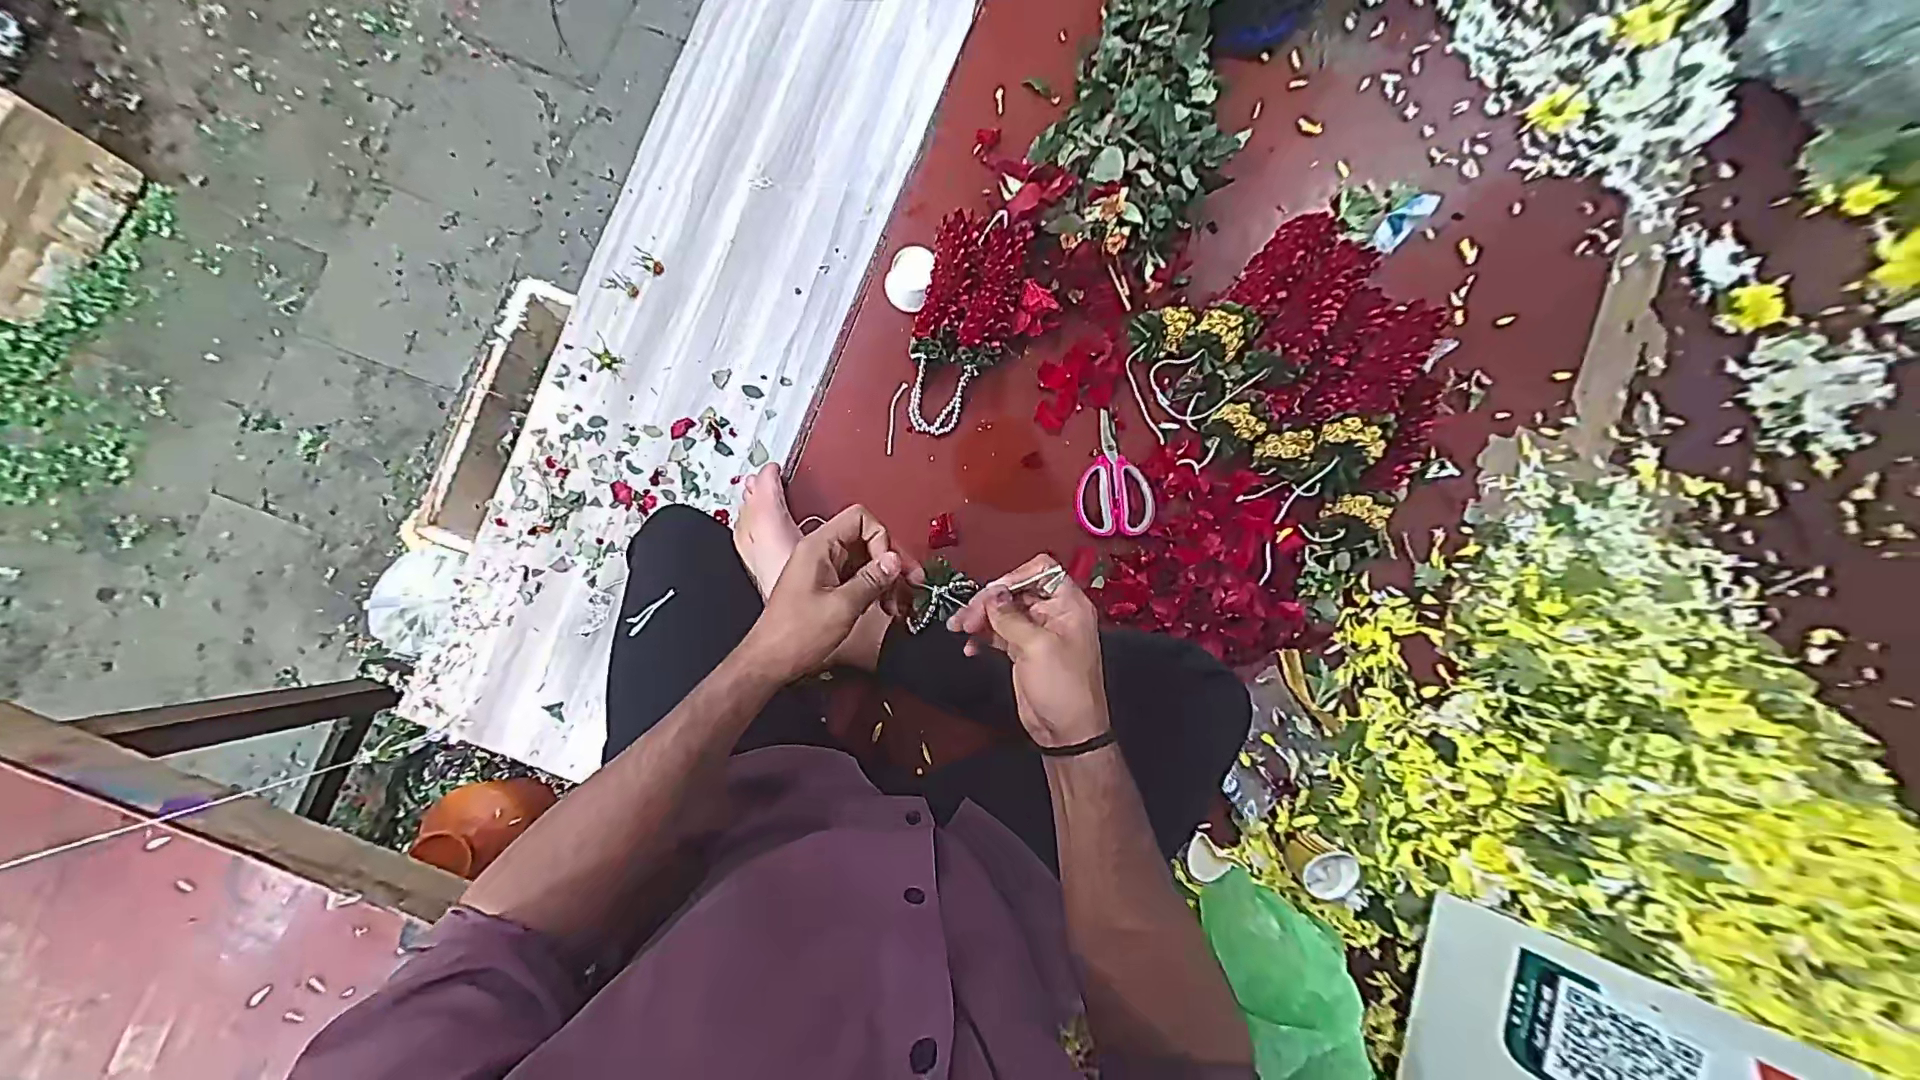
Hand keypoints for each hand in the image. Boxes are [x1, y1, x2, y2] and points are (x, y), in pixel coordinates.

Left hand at [737, 505, 915, 682]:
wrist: (772, 661)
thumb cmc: (794, 635)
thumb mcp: (842, 606)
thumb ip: (872, 580)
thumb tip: (894, 560)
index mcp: (818, 547)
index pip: (859, 519)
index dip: (881, 538)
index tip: (889, 565)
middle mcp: (820, 553)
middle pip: (867, 539)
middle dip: (890, 561)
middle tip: (909, 581)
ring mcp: (824, 569)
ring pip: (866, 560)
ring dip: (886, 578)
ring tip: (897, 600)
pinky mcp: (828, 586)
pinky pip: (859, 577)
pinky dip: (875, 589)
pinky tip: (885, 605)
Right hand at [947, 554, 1109, 748]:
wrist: (1067, 732)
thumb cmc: (1064, 689)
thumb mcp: (1037, 647)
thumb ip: (1010, 617)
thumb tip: (992, 594)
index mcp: (1068, 605)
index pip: (1041, 570)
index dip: (1013, 577)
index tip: (991, 594)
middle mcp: (1054, 614)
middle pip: (1016, 590)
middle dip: (988, 600)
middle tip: (966, 616)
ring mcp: (1037, 632)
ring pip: (1003, 611)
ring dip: (979, 617)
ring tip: (959, 628)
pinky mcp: (1023, 649)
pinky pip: (998, 632)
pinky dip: (982, 636)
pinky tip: (970, 646)